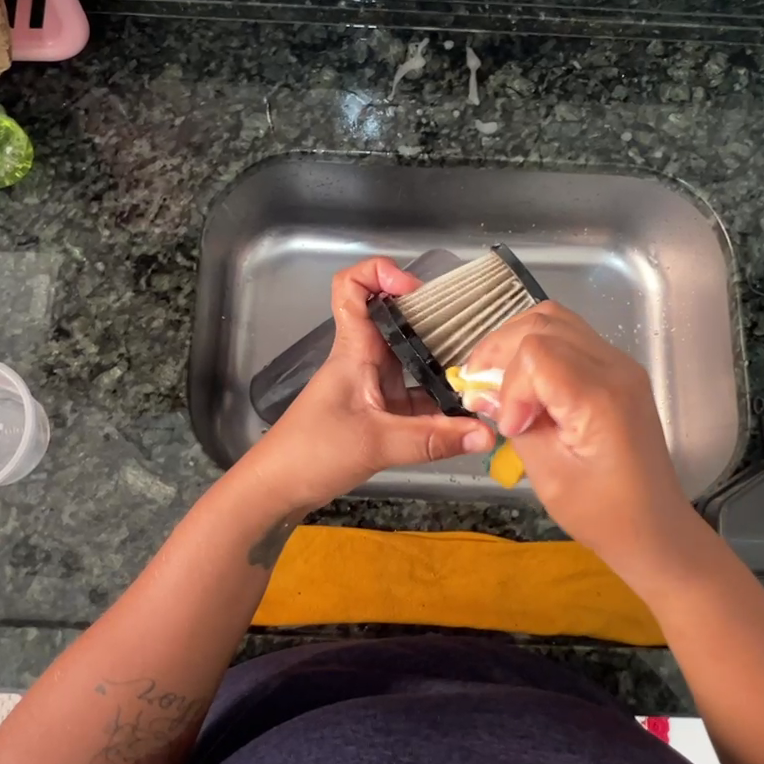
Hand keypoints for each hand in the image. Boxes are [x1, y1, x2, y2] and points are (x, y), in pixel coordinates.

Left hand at [239, 257, 494, 511]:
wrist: (277, 490)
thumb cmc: (311, 453)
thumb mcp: (376, 444)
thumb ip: (432, 439)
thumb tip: (486, 434)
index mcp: (354, 350)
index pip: (352, 287)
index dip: (381, 273)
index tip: (417, 289)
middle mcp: (365, 360)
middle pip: (399, 322)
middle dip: (435, 321)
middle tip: (476, 334)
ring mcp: (373, 387)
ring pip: (413, 363)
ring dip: (444, 367)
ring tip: (485, 374)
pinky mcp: (378, 414)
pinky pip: (416, 399)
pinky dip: (440, 406)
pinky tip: (468, 418)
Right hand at [464, 302, 706, 591]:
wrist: (655, 529)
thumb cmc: (603, 514)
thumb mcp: (549, 476)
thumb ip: (515, 426)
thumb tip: (481, 393)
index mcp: (600, 397)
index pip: (535, 351)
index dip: (509, 384)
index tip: (509, 427)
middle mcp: (615, 368)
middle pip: (543, 324)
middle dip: (502, 351)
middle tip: (480, 387)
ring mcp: (620, 365)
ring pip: (555, 320)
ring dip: (516, 343)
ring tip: (495, 379)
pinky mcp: (617, 371)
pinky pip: (569, 337)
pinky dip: (536, 349)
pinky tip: (522, 382)